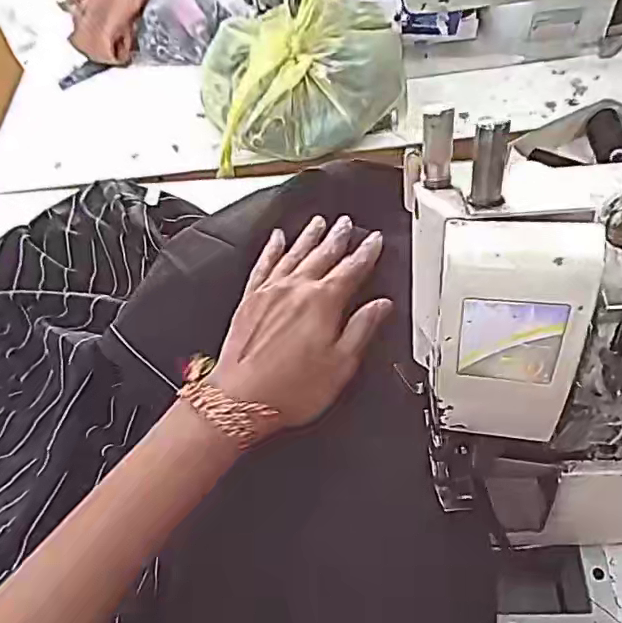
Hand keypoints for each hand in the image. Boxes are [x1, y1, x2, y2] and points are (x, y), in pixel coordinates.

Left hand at [207, 215, 394, 429]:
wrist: (241, 399)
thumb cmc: (291, 389)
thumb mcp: (341, 363)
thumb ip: (362, 329)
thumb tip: (380, 306)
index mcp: (323, 303)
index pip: (352, 269)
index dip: (366, 253)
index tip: (375, 241)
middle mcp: (295, 290)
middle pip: (323, 255)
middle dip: (338, 237)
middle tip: (348, 224)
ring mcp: (269, 292)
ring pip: (294, 253)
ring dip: (309, 236)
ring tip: (319, 223)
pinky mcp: (249, 301)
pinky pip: (263, 264)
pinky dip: (272, 249)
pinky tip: (277, 240)